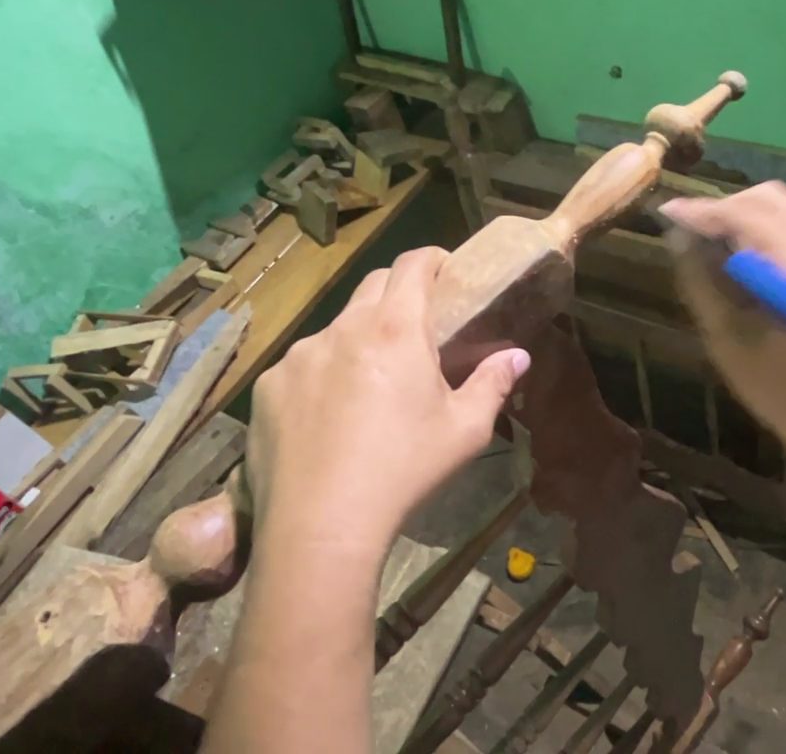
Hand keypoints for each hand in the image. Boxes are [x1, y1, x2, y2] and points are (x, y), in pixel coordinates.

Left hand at [246, 247, 530, 551]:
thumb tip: (518, 356)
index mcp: (395, 329)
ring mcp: (299, 355)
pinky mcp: (268, 387)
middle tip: (416, 327)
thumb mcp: (465, 430)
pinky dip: (321, 375)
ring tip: (369, 384)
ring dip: (358, 339)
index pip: (413, 264)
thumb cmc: (404, 470)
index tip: (444, 270)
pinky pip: (301, 366)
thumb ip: (494, 384)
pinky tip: (327, 419)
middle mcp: (343, 328)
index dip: (432, 258)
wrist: (321, 526)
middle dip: (398, 293)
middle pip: (373, 285)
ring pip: (336, 328)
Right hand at [664, 183, 785, 461]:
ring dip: (741, 216)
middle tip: (689, 234)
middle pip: (767, 198)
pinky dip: (761, 228)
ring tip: (710, 244)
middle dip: (723, 208)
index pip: (745, 214)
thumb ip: (703, 280)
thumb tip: (678, 235)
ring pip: (781, 206)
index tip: (666, 214)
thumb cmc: (783, 391)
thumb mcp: (730, 339)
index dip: (701, 211)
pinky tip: (740, 256)